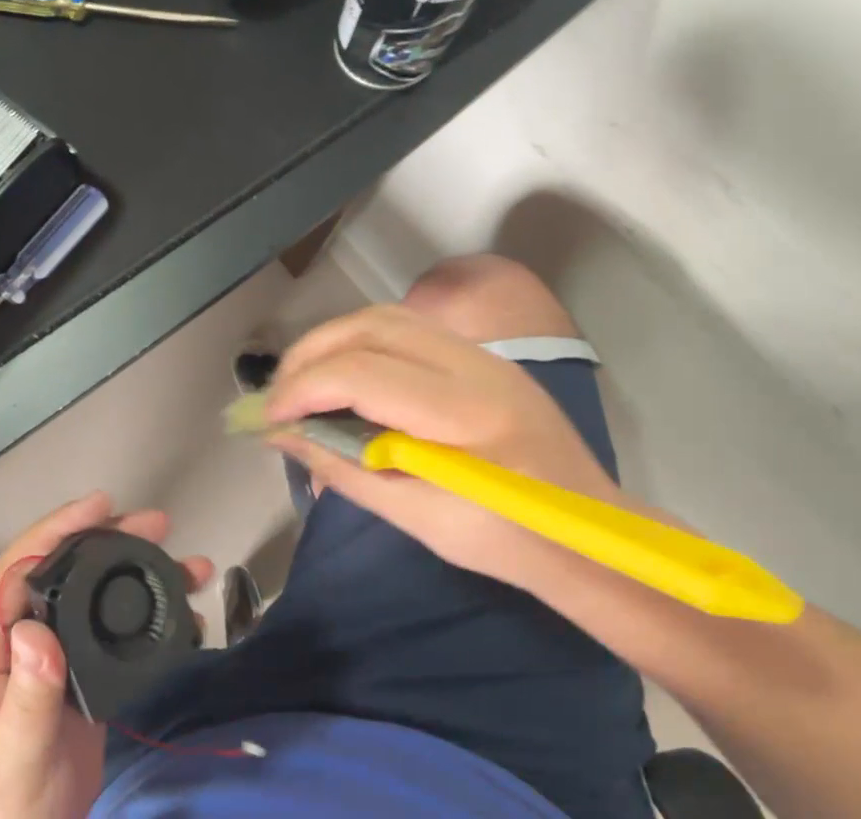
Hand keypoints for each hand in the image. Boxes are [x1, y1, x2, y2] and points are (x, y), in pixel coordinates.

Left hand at [0, 492, 212, 818]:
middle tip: (156, 524)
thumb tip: (38, 631)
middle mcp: (13, 640)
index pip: (14, 571)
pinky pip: (110, 636)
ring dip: (132, 576)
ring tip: (184, 562)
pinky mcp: (78, 681)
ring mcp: (49, 659)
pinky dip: (145, 619)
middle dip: (104, 542)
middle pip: (58, 574)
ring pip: (89, 600)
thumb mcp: (9, 759)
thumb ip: (26, 699)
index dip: (53, 532)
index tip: (98, 507)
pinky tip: (181, 613)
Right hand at [265, 304, 637, 591]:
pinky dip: (360, 343)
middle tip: (277, 397)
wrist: (592, 538)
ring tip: (302, 383)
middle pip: (368, 327)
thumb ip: (345, 469)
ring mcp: (482, 354)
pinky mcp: (481, 357)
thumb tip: (281, 435)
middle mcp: (475, 364)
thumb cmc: (509, 542)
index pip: (361, 372)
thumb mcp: (419, 519)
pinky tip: (344, 377)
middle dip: (308, 356)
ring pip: (384, 317)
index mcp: (466, 411)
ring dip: (331, 342)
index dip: (302, 389)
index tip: (268, 420)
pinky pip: (405, 329)